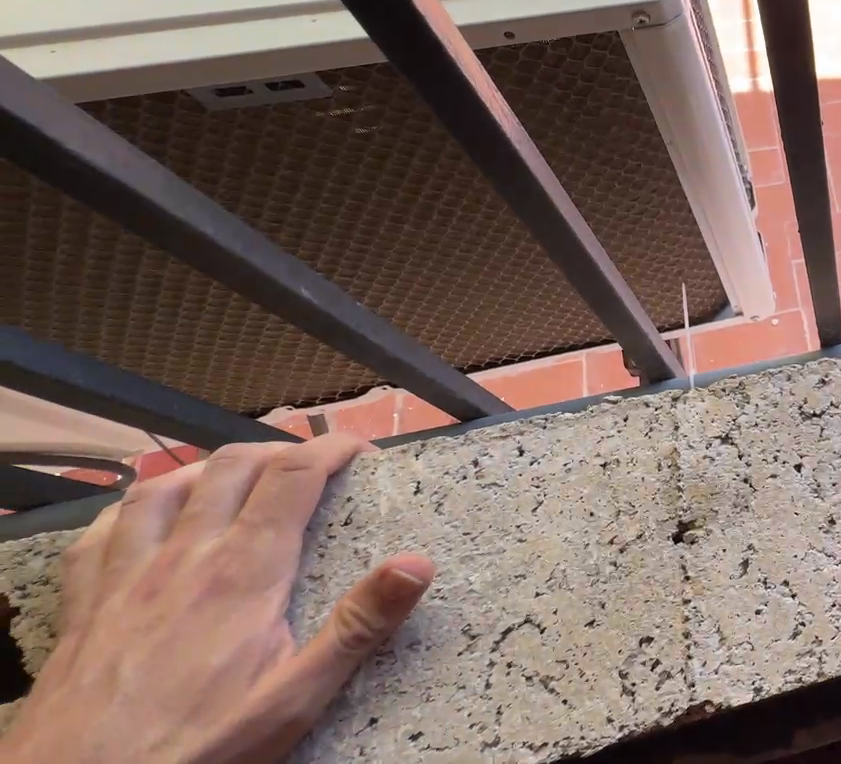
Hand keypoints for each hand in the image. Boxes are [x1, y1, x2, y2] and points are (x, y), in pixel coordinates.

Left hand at [0, 434, 433, 763]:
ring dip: (208, 468)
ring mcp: (123, 582)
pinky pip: (98, 536)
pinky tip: (153, 519)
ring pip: (162, 488)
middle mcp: (184, 559)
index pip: (293, 475)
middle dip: (280, 450)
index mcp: (244, 572)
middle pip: (231, 466)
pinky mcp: (81, 610)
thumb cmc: (196, 750)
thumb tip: (418, 562)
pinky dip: (133, 510)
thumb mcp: (294, 698)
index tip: (362, 452)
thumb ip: (359, 627)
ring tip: (239, 478)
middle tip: (312, 466)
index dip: (333, 448)